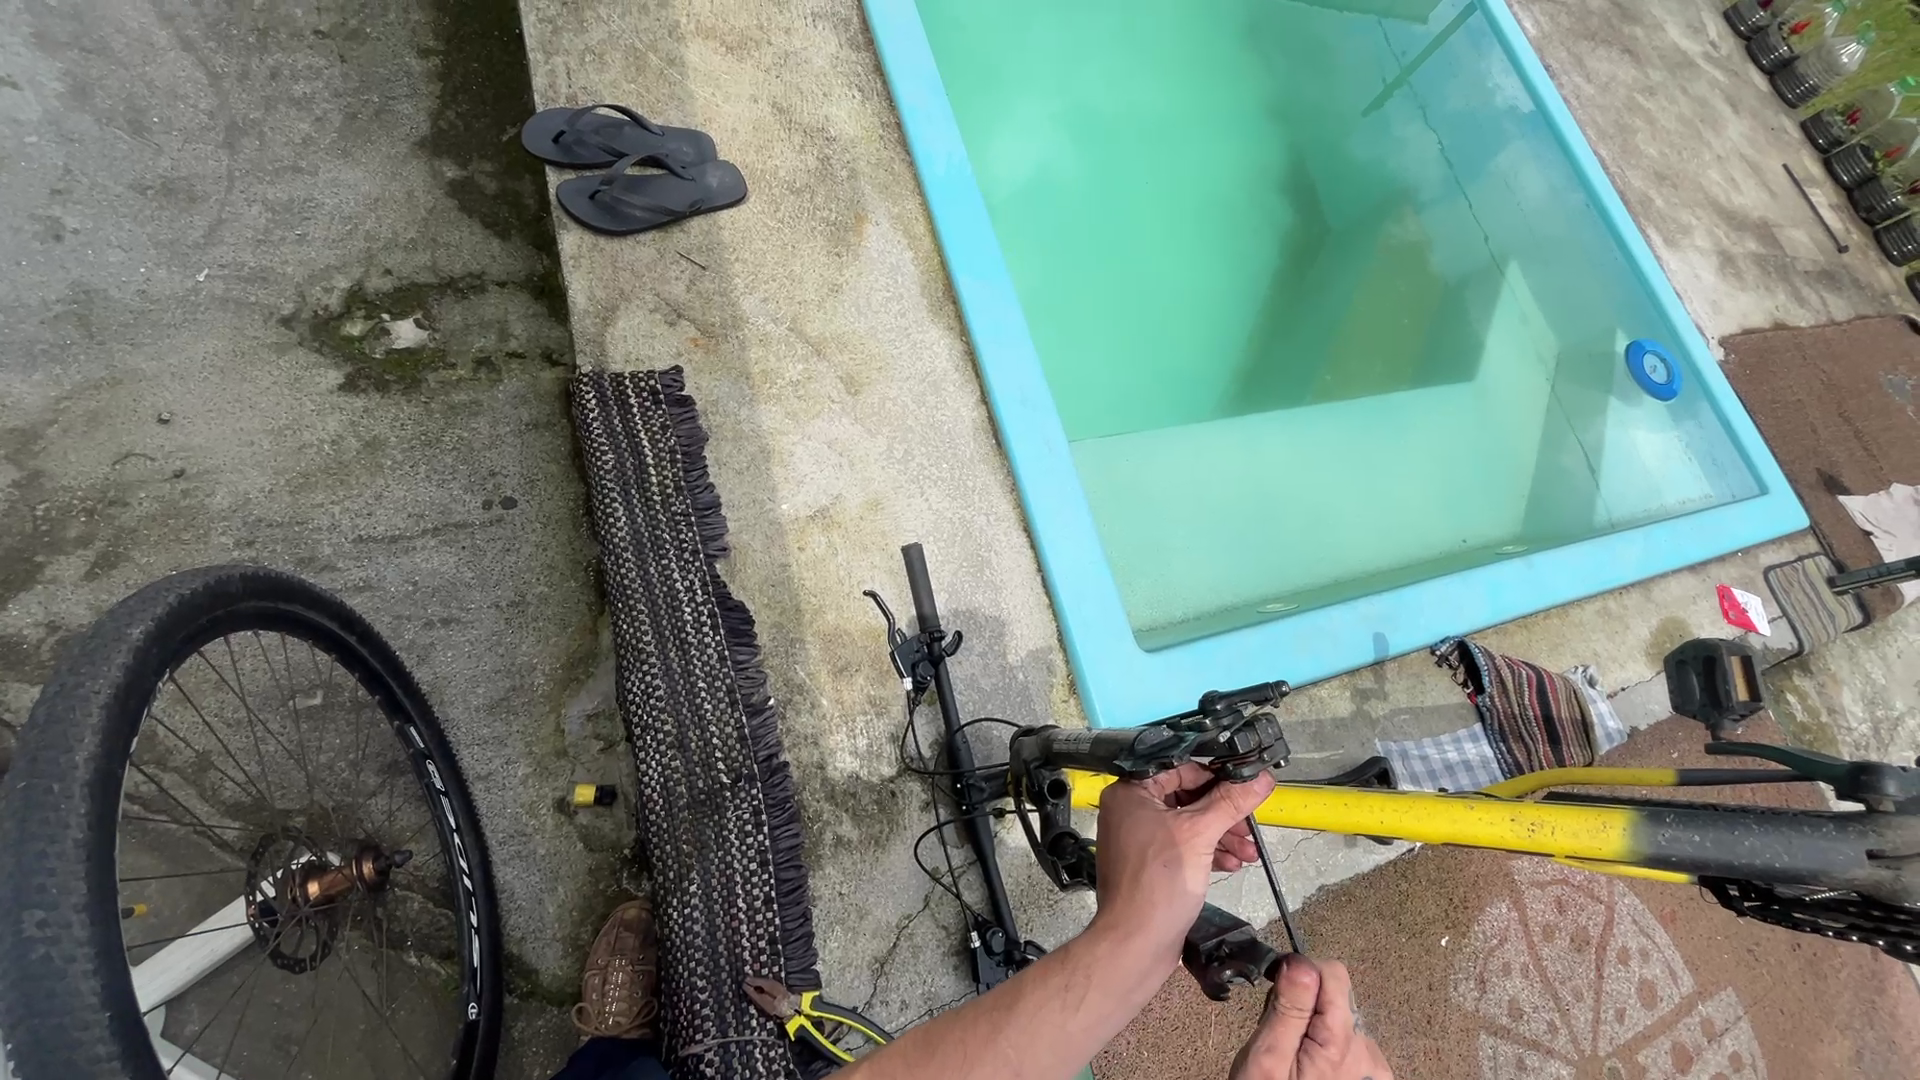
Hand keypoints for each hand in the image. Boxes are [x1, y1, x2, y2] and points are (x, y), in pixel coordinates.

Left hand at [1088, 763, 1276, 967]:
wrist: (1137, 941)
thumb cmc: (1160, 880)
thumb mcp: (1200, 834)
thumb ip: (1230, 803)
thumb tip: (1261, 778)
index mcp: (1130, 791)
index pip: (1176, 769)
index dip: (1212, 776)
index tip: (1244, 785)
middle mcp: (1129, 808)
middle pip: (1184, 797)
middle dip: (1221, 813)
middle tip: (1250, 826)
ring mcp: (1138, 836)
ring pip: (1187, 824)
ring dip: (1220, 835)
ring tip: (1249, 852)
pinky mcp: (1150, 862)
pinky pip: (1182, 845)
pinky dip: (1207, 852)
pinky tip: (1233, 864)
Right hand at [1229, 956, 1393, 1079]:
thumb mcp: (1268, 1056)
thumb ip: (1289, 1008)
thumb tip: (1300, 962)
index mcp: (1344, 1044)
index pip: (1333, 974)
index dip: (1301, 975)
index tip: (1278, 994)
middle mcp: (1371, 1056)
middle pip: (1338, 997)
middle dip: (1306, 1007)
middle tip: (1281, 1037)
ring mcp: (1376, 1072)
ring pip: (1342, 1020)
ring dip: (1316, 1028)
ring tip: (1295, 1058)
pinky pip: (1349, 1044)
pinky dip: (1328, 1047)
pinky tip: (1312, 1070)